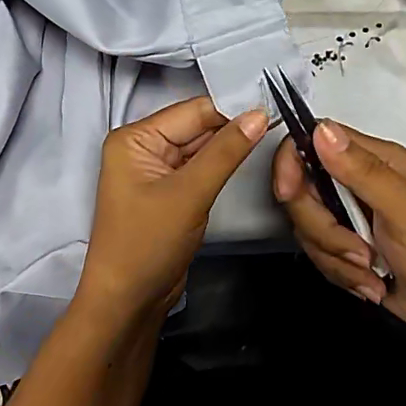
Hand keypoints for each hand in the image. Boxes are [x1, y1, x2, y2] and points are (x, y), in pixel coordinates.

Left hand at [76, 96, 269, 321]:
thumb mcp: (189, 194)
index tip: (271, 105)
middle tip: (278, 121)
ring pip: (201, 148)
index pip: (191, 111)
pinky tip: (247, 160)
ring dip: (229, 147)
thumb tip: (256, 115)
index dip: (231, 108)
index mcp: (134, 139)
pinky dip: (220, 167)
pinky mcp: (169, 192)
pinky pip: (198, 169)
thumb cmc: (146, 245)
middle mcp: (142, 148)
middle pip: (196, 127)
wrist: (127, 300)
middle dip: (233, 127)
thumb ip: (225, 152)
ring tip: (271, 136)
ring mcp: (155, 171)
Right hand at [273, 120, 405, 330]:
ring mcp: (350, 214)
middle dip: (322, 229)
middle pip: (302, 190)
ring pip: (306, 227)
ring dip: (335, 257)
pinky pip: (317, 253)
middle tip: (358, 249)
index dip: (292, 164)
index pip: (314, 141)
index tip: (289, 193)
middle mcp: (359, 182)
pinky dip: (341, 272)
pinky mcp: (346, 243)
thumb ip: (366, 172)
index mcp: (377, 162)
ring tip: (373, 269)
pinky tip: (372, 279)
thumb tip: (324, 132)